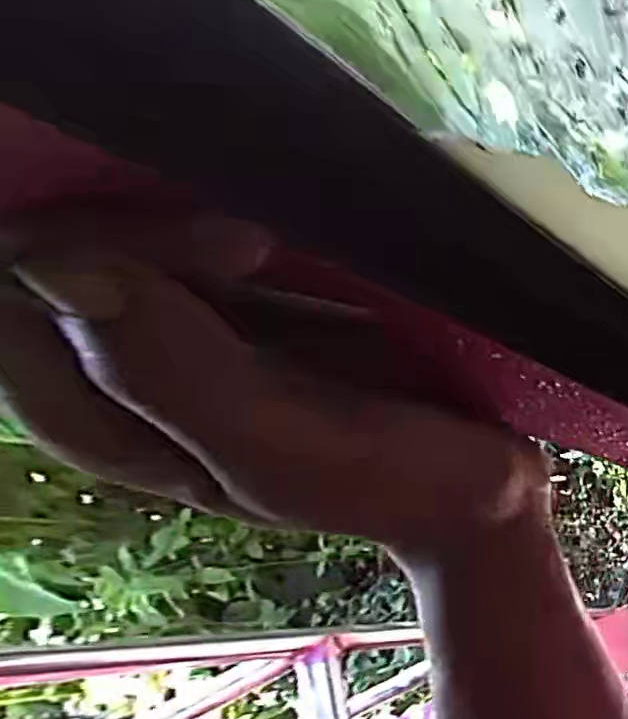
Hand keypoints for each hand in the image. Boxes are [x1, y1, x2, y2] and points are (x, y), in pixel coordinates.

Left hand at [0, 208, 550, 562]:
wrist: (490, 491)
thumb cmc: (406, 483)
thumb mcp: (295, 452)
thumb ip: (176, 379)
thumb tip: (63, 267)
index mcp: (107, 422)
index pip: (20, 294)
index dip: (112, 249)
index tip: (244, 248)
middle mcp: (125, 376)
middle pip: (62, 257)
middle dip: (153, 231)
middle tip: (266, 239)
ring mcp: (192, 346)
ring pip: (129, 247)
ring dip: (195, 227)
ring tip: (288, 242)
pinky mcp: (260, 328)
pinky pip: (202, 258)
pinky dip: (238, 238)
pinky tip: (300, 251)